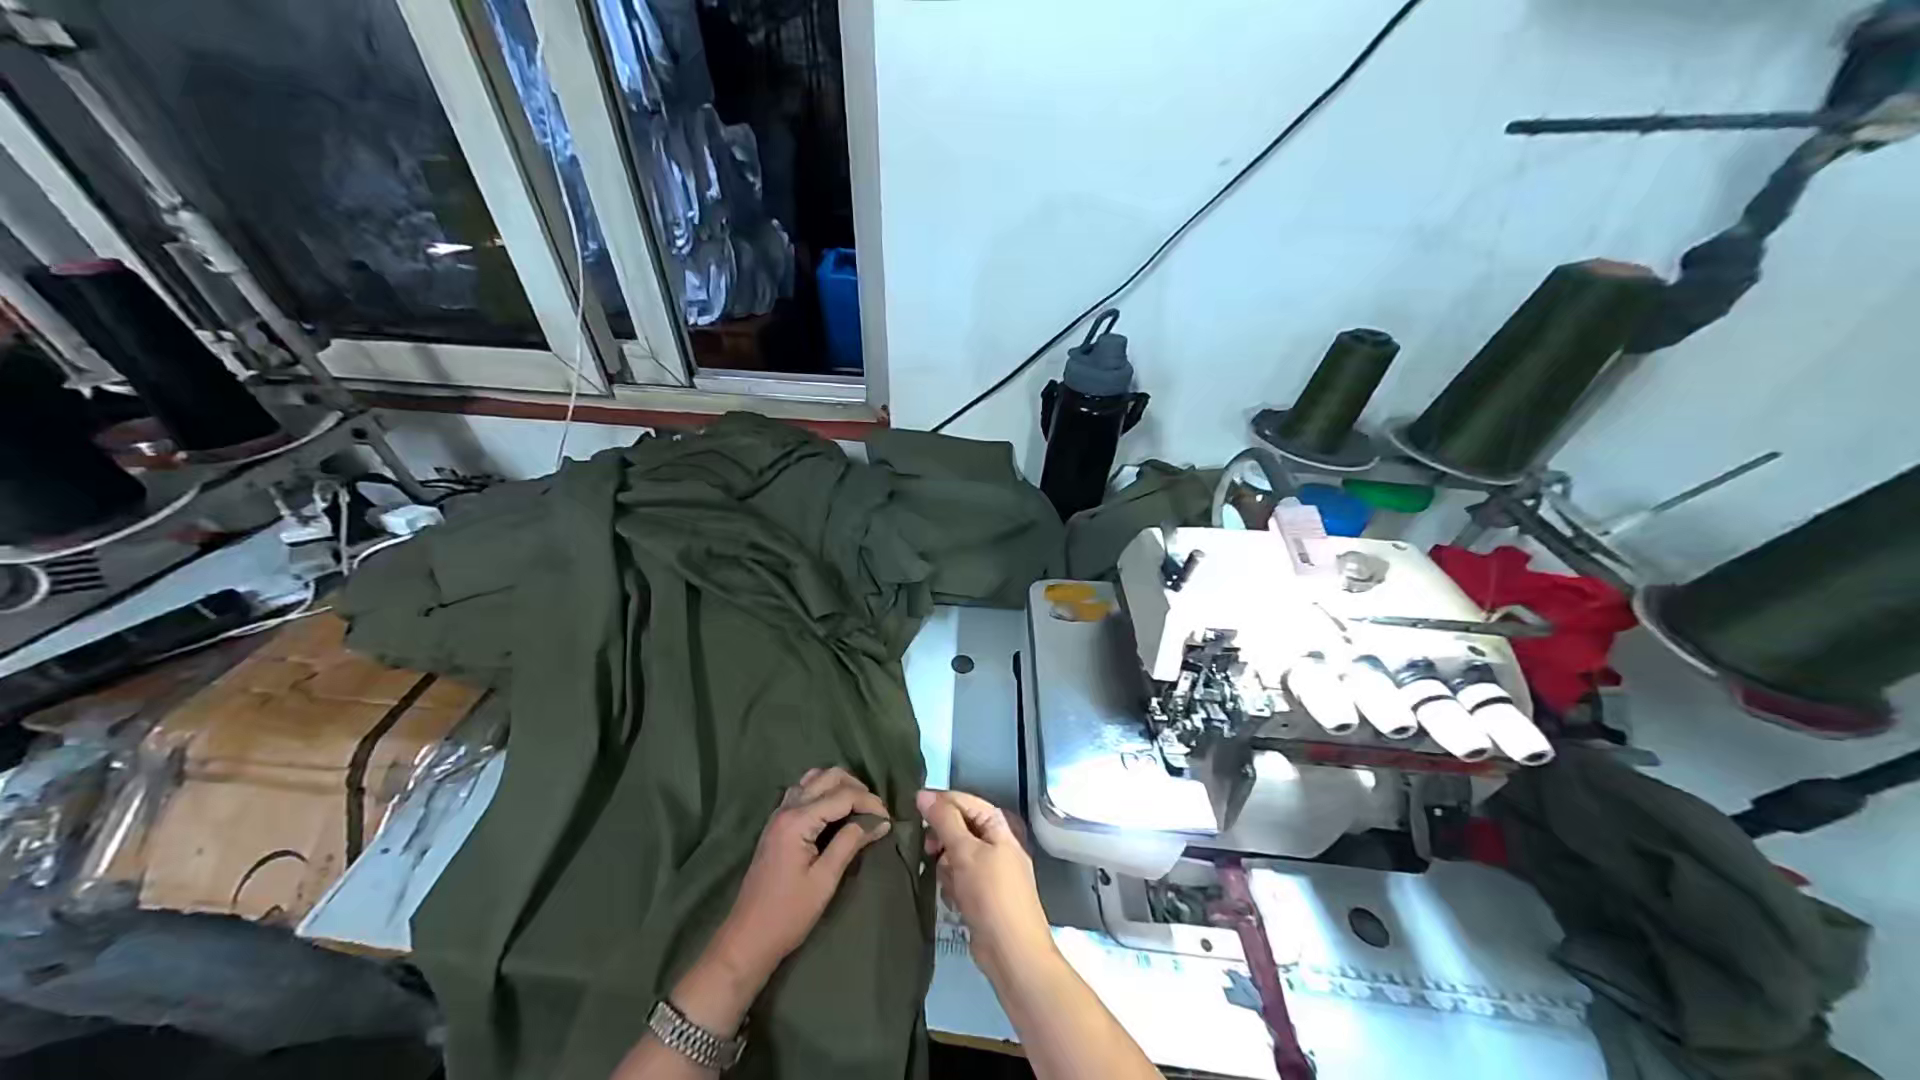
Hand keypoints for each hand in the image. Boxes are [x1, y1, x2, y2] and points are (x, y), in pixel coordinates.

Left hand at [708, 767, 891, 987]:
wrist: (748, 937)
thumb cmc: (789, 913)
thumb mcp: (825, 879)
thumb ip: (850, 843)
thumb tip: (879, 822)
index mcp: (797, 820)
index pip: (842, 795)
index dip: (869, 802)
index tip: (888, 819)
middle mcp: (786, 808)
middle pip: (827, 776)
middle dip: (856, 788)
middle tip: (875, 812)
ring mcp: (778, 814)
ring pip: (813, 779)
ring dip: (838, 786)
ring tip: (858, 808)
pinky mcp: (776, 824)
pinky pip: (802, 791)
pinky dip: (823, 792)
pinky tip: (834, 813)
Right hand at [917, 789, 1051, 977]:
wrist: (1012, 951)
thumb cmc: (991, 894)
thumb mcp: (965, 851)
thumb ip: (944, 820)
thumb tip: (922, 793)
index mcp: (997, 825)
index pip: (962, 800)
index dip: (938, 802)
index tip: (912, 810)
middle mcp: (995, 842)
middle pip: (957, 826)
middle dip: (941, 839)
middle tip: (928, 852)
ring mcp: (989, 869)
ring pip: (954, 854)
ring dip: (946, 867)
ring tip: (947, 883)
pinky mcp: (981, 893)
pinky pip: (958, 877)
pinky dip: (952, 886)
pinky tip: (953, 900)